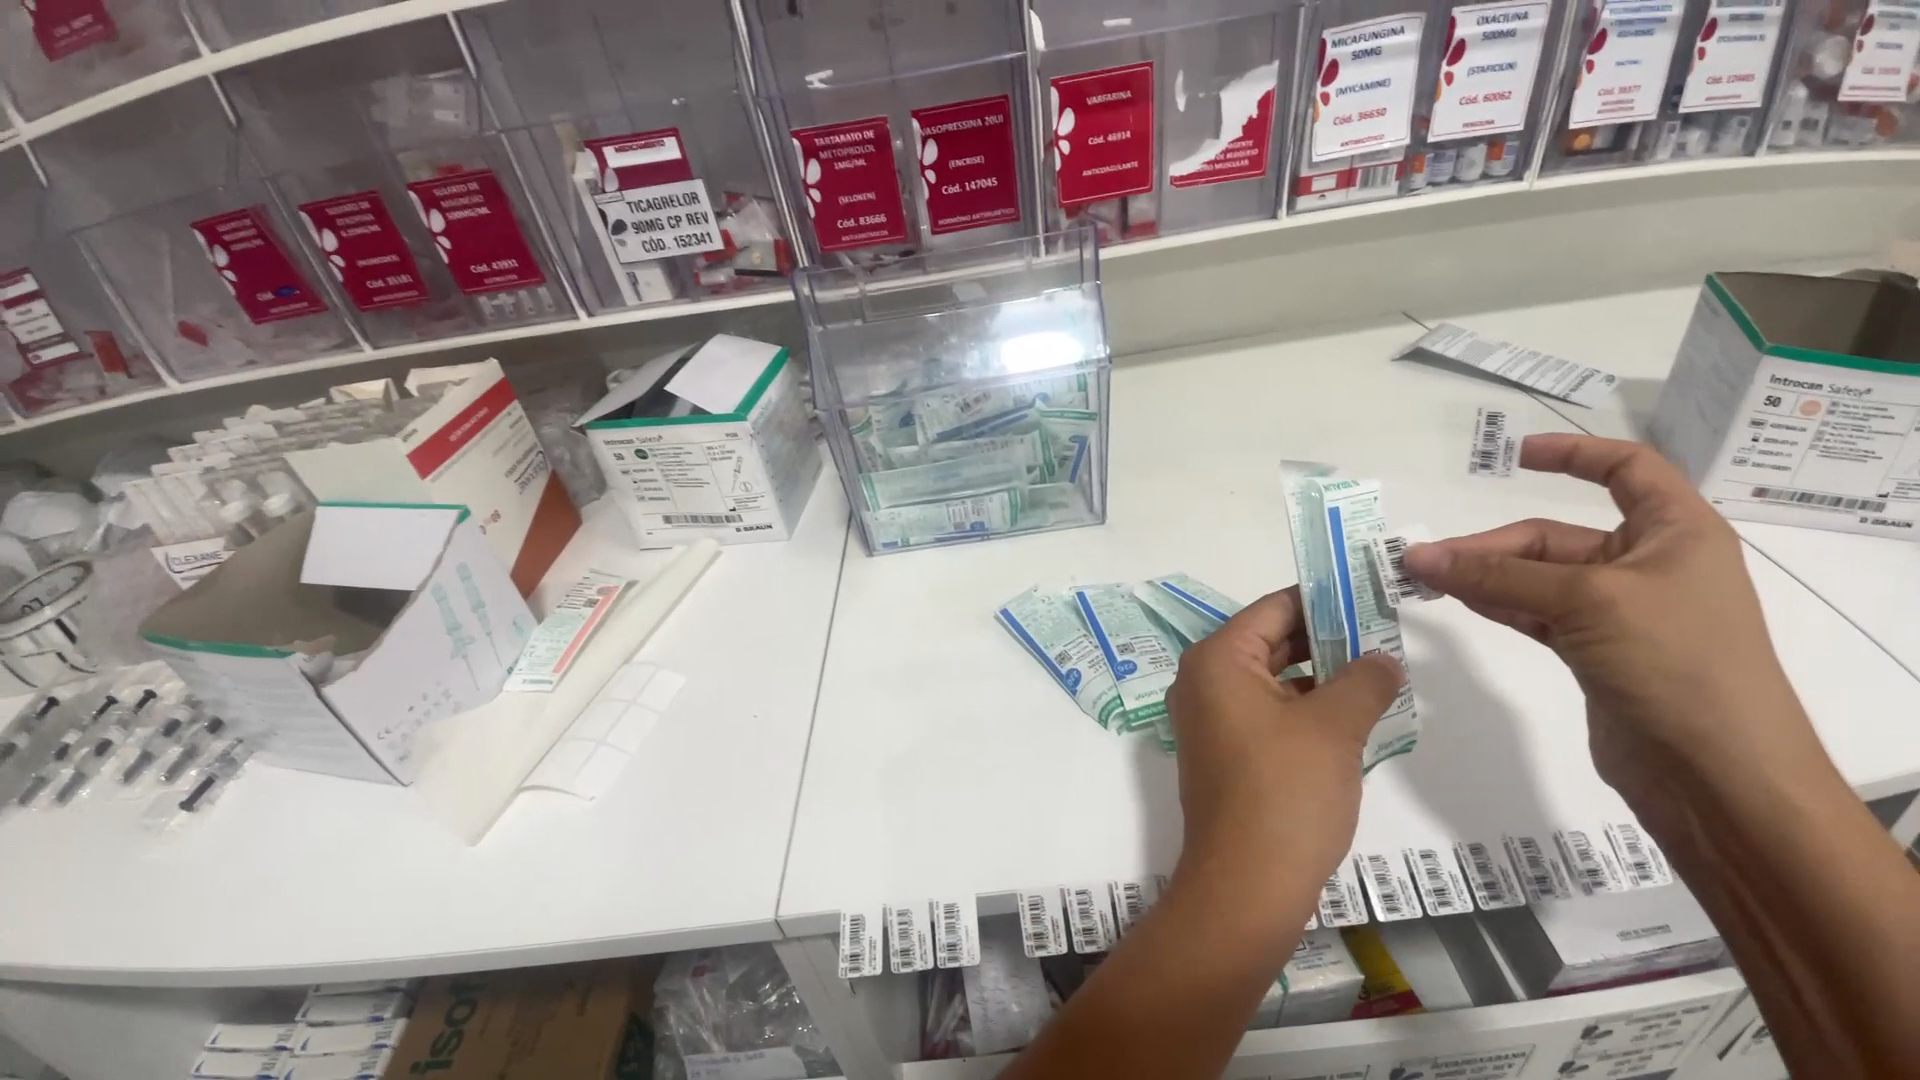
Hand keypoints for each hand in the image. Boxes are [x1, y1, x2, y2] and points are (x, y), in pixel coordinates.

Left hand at [1166, 588, 1403, 907]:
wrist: (1245, 883)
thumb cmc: (1286, 792)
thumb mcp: (1335, 727)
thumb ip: (1364, 680)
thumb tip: (1383, 658)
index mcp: (1217, 660)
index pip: (1273, 609)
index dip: (1324, 600)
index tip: (1371, 596)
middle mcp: (1203, 681)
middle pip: (1270, 642)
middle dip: (1327, 638)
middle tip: (1386, 635)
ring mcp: (1209, 719)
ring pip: (1271, 679)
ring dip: (1319, 676)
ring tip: (1377, 673)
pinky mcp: (1223, 752)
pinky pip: (1266, 712)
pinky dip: (1303, 707)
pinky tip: (1350, 715)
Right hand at [1400, 434, 1823, 797]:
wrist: (1718, 774)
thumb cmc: (1675, 663)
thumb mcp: (1586, 602)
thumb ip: (1497, 576)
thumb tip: (1417, 556)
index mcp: (1676, 533)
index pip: (1627, 469)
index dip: (1574, 454)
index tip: (1514, 456)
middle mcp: (1649, 565)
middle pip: (1557, 535)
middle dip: (1492, 544)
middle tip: (1426, 561)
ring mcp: (1621, 612)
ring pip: (1537, 577)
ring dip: (1484, 576)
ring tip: (1425, 580)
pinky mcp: (1596, 653)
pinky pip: (1535, 613)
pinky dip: (1497, 605)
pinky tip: (1458, 603)